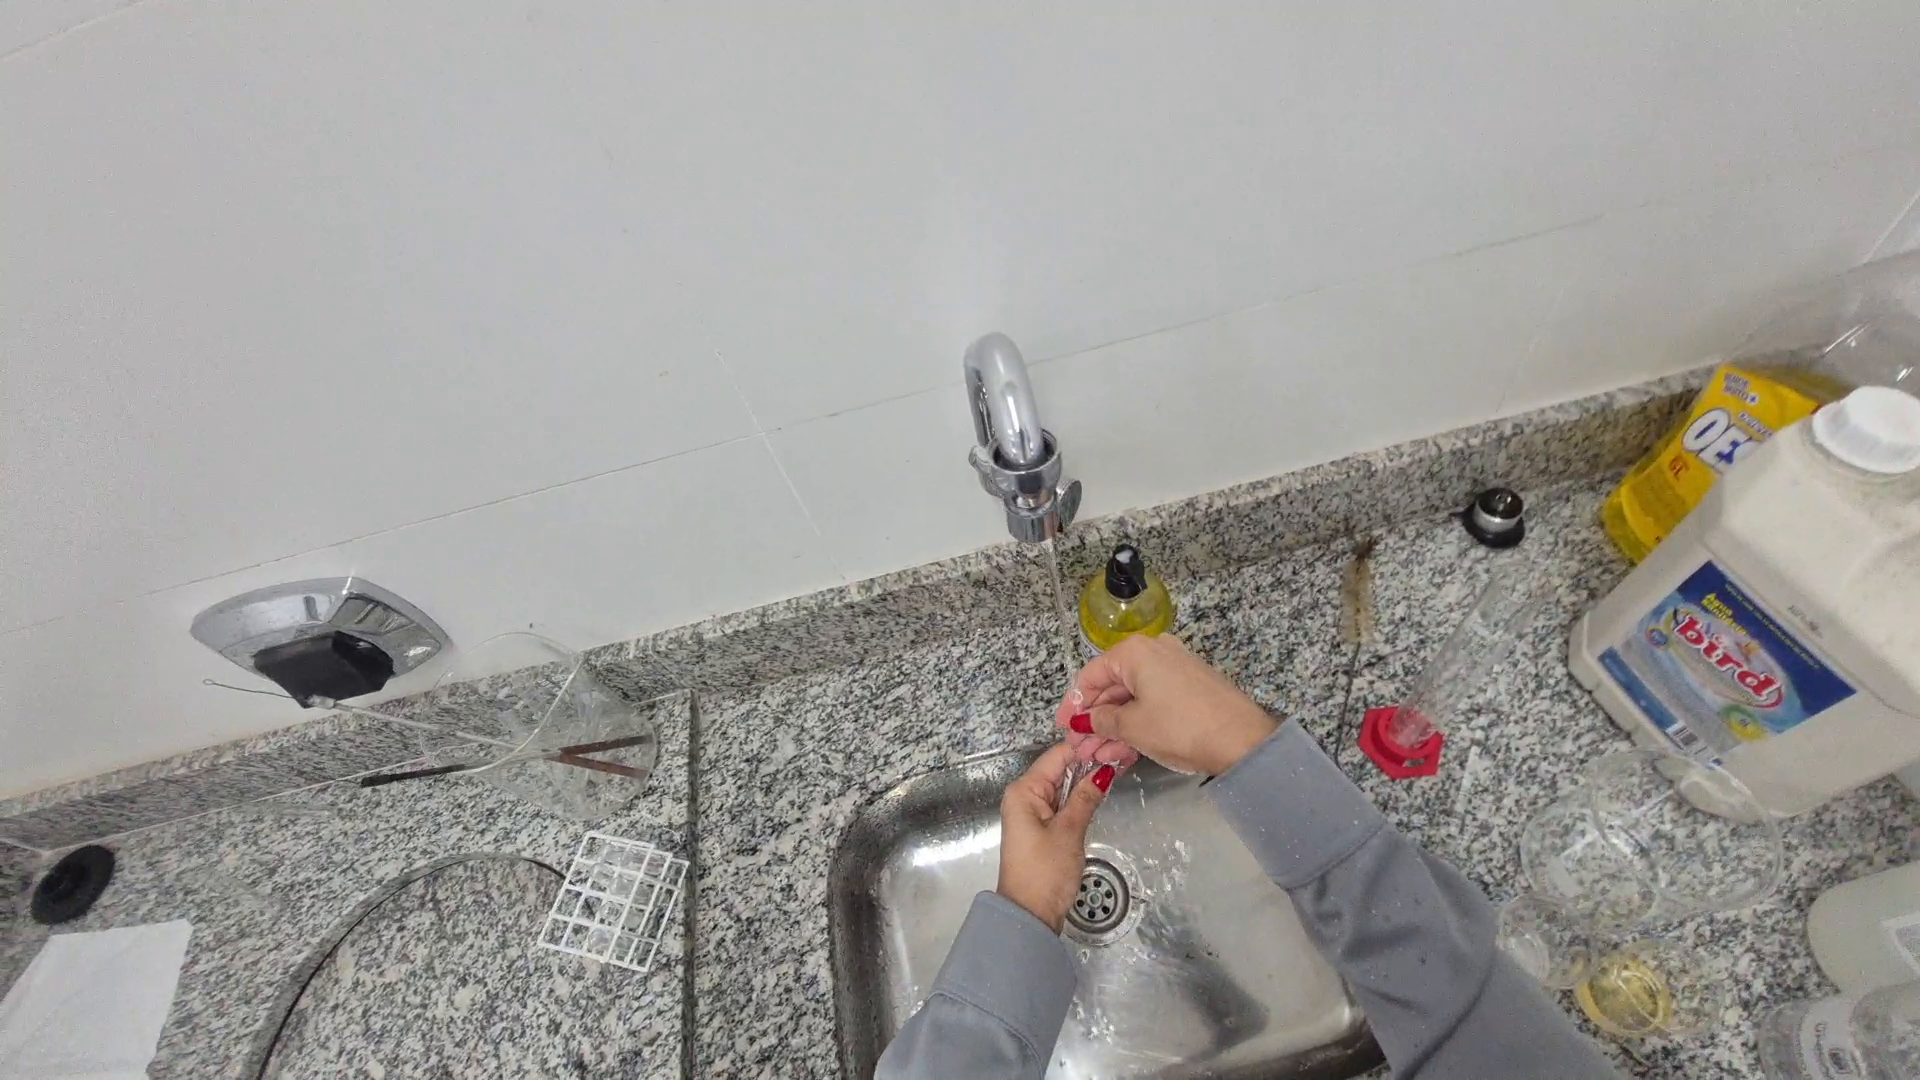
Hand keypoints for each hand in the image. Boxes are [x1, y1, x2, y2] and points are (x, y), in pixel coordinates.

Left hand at [997, 742, 1114, 932]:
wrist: (1029, 916)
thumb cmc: (1045, 871)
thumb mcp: (1069, 831)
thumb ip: (1085, 798)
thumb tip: (1105, 770)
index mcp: (1024, 790)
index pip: (1057, 756)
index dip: (1084, 747)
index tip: (1113, 739)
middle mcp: (1025, 795)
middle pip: (1060, 768)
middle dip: (1089, 761)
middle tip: (1122, 750)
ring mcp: (1033, 812)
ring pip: (1063, 785)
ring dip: (1087, 778)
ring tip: (1118, 763)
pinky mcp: (1042, 827)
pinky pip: (1062, 802)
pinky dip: (1080, 796)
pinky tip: (1101, 788)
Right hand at [1055, 635, 1279, 775]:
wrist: (1244, 742)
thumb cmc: (1181, 727)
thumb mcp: (1132, 727)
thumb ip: (1100, 721)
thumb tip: (1081, 722)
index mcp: (1135, 652)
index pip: (1091, 675)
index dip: (1073, 704)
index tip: (1062, 728)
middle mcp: (1154, 651)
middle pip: (1113, 686)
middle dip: (1094, 721)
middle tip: (1079, 749)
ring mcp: (1174, 668)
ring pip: (1133, 698)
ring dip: (1113, 727)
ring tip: (1098, 757)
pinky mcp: (1190, 687)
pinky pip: (1152, 701)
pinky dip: (1136, 723)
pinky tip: (1122, 750)